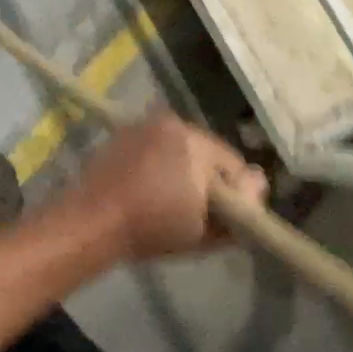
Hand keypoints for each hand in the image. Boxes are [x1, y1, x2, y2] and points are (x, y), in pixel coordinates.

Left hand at [63, 113, 266, 259]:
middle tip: (200, 212)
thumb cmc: (153, 225)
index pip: (234, 164)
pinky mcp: (121, 134)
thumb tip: (259, 182)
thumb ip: (241, 207)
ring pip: (178, 149)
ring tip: (172, 202)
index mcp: (194, 140)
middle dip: (207, 179)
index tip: (229, 219)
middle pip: (205, 153)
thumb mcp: (206, 229)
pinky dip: (157, 164)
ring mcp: (142, 124)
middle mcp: (170, 122)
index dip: (238, 194)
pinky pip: (153, 147)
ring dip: (182, 170)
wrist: (93, 220)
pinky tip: (149, 189)